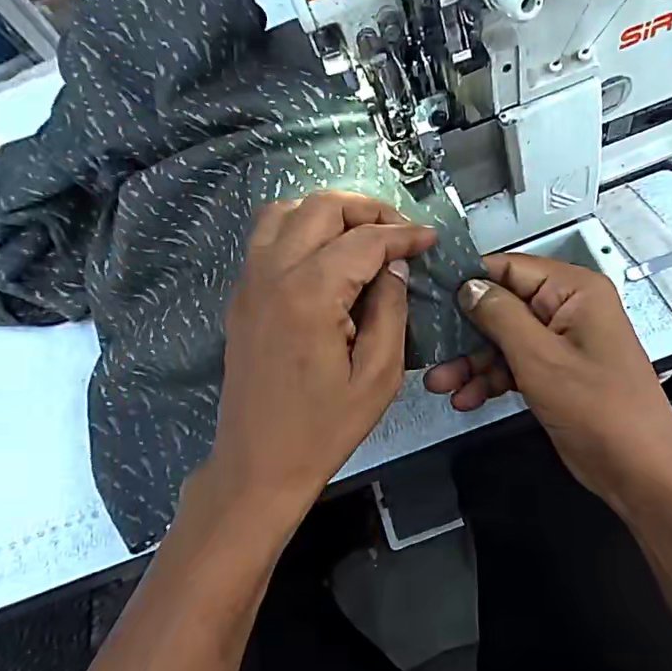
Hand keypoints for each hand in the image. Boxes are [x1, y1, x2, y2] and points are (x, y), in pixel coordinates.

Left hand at [183, 192, 436, 543]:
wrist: (260, 462)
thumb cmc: (326, 427)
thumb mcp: (379, 375)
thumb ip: (390, 310)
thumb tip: (394, 267)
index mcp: (310, 294)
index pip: (364, 240)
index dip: (403, 234)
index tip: (430, 238)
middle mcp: (272, 274)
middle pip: (320, 208)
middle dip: (368, 210)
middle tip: (402, 232)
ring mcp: (249, 283)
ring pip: (286, 211)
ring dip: (330, 212)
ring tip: (365, 235)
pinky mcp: (242, 296)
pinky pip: (267, 237)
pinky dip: (301, 227)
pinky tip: (329, 254)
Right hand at [423, 254, 671, 511]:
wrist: (638, 469)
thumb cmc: (602, 410)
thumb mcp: (540, 358)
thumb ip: (500, 315)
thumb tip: (470, 286)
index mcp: (576, 291)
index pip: (511, 267)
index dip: (469, 280)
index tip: (430, 296)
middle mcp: (571, 310)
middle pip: (505, 306)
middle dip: (467, 332)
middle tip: (432, 351)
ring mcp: (565, 343)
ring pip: (506, 339)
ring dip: (473, 361)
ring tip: (441, 383)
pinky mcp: (560, 374)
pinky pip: (518, 365)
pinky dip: (493, 379)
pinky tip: (468, 397)